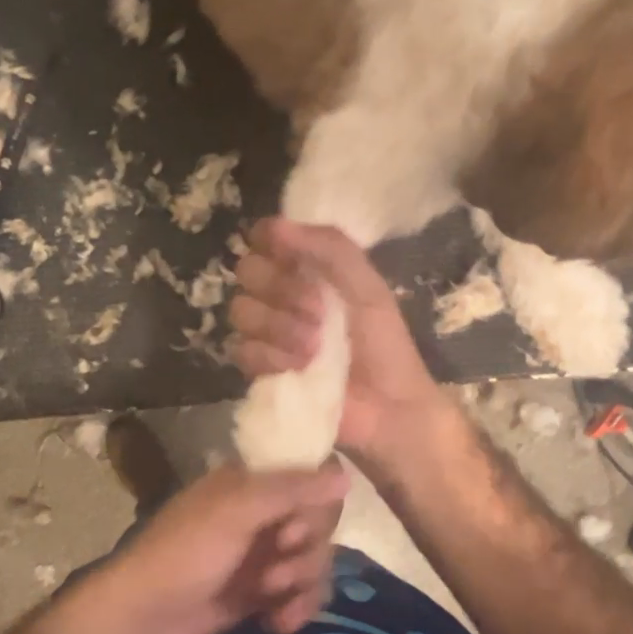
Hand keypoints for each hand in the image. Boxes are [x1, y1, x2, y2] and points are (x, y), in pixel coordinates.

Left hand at [68, 462, 349, 633]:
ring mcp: (262, 555)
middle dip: (309, 551)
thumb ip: (291, 490)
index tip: (296, 528)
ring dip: (304, 584)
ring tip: (274, 600)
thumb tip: (346, 475)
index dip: (316, 505)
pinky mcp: (262, 594)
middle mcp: (262, 513)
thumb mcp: (236, 513)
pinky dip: (297, 608)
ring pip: (314, 561)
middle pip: (320, 524)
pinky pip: (301, 594)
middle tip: (279, 568)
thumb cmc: (184, 555)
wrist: (142, 620)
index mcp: (251, 482)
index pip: (312, 478)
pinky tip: (278, 624)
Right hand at [229, 218, 444, 467]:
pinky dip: (273, 357)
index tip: (282, 249)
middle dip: (281, 288)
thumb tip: (273, 224)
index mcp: (312, 272)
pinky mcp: (263, 372)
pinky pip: (245, 350)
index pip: (268, 241)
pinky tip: (301, 367)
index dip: (269, 241)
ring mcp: (271, 336)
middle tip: (317, 308)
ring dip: (281, 326)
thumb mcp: (368, 288)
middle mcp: (285, 299)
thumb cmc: (385, 347)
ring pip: (243, 311)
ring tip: (315, 346)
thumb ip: (331, 249)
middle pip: (248, 272)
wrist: (389, 409)